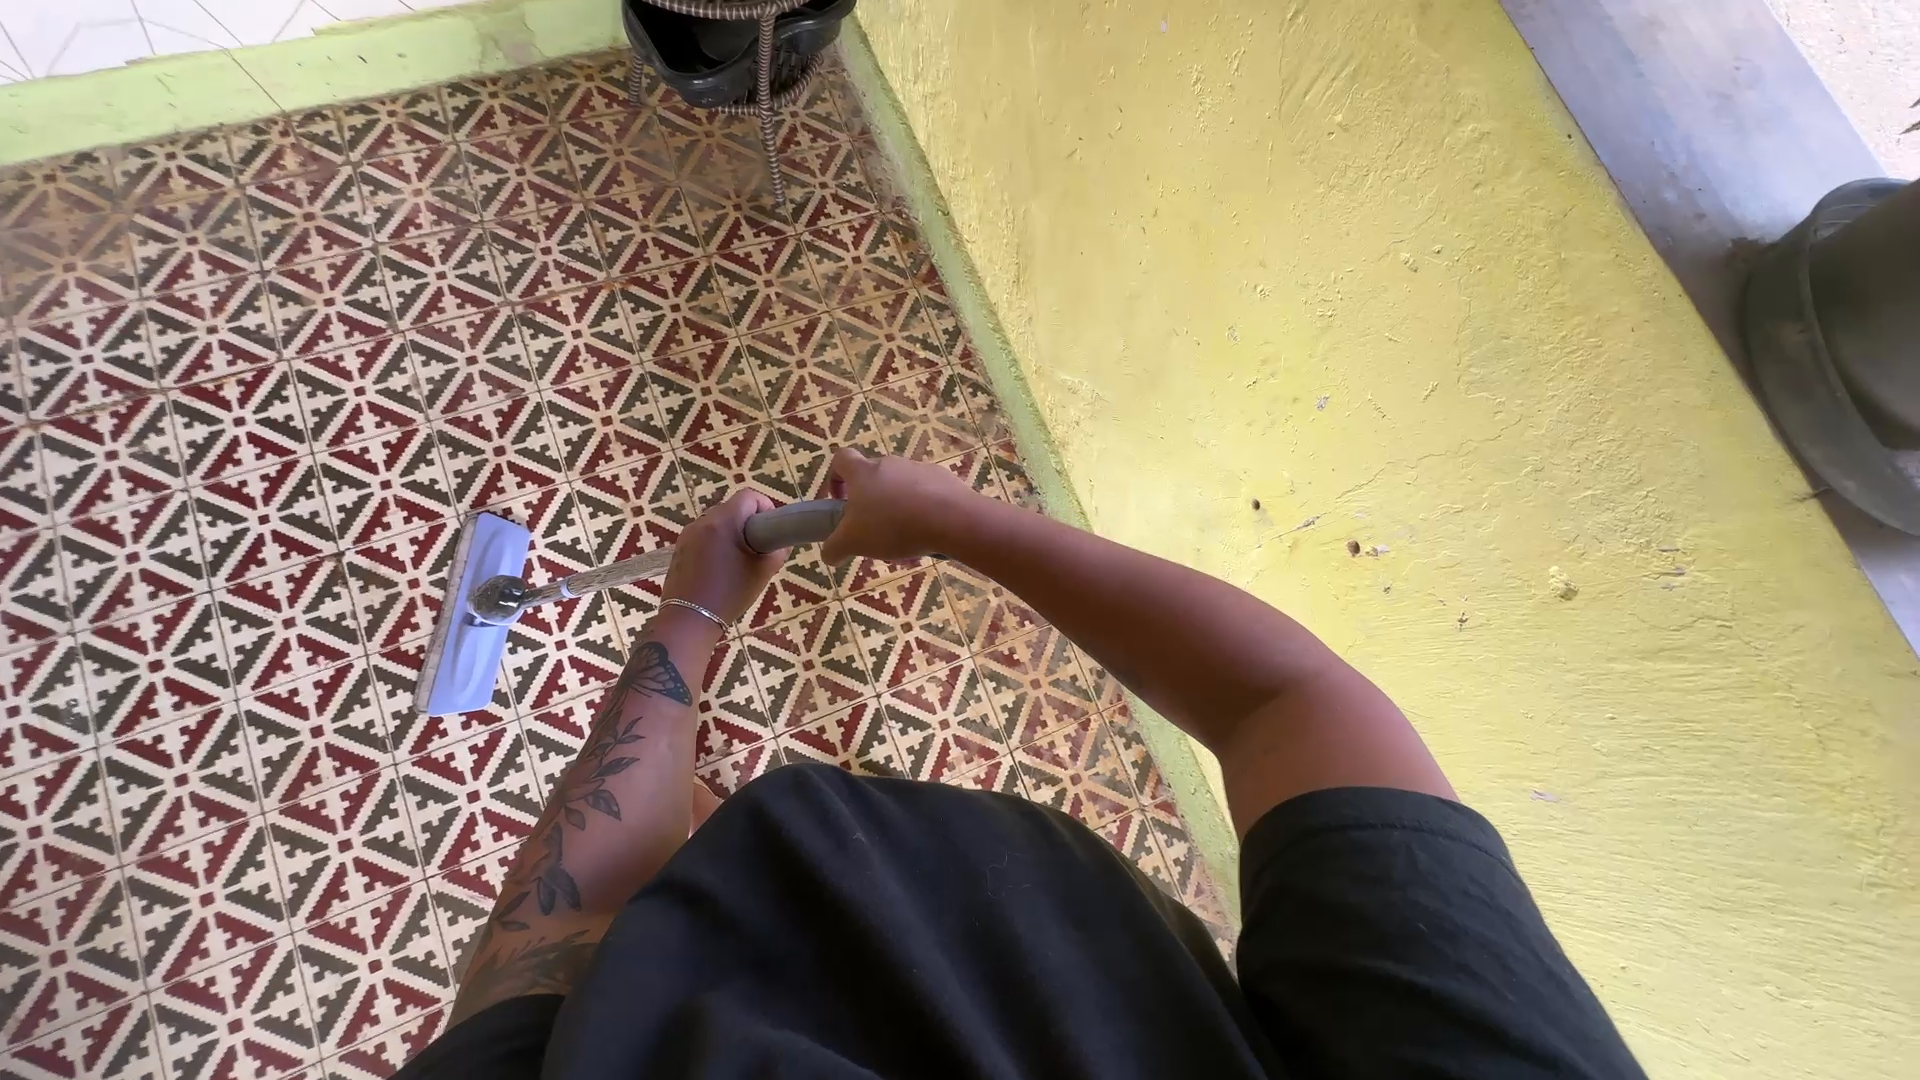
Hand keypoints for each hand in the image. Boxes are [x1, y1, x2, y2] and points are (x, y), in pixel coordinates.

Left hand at [661, 490, 788, 623]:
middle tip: (760, 548)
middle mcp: (702, 521)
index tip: (771, 530)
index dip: (766, 507)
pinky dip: (717, 543)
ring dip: (733, 533)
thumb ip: (778, 550)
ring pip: (718, 522)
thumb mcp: (763, 571)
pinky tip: (721, 568)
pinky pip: (704, 536)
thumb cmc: (730, 594)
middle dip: (749, 522)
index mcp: (723, 522)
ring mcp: (687, 535)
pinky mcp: (679, 549)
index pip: (749, 496)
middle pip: (732, 508)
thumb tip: (780, 542)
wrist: (690, 619)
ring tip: (741, 560)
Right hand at [819, 449, 985, 564]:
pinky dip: (923, 517)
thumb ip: (834, 548)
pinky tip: (928, 541)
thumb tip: (829, 554)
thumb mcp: (852, 543)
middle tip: (874, 534)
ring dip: (898, 516)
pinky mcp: (944, 480)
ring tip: (904, 548)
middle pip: (874, 480)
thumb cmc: (892, 526)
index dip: (835, 478)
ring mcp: (919, 470)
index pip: (841, 459)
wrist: (951, 520)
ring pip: (901, 493)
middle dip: (872, 508)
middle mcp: (891, 464)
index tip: (840, 502)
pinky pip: (926, 498)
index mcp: (863, 472)